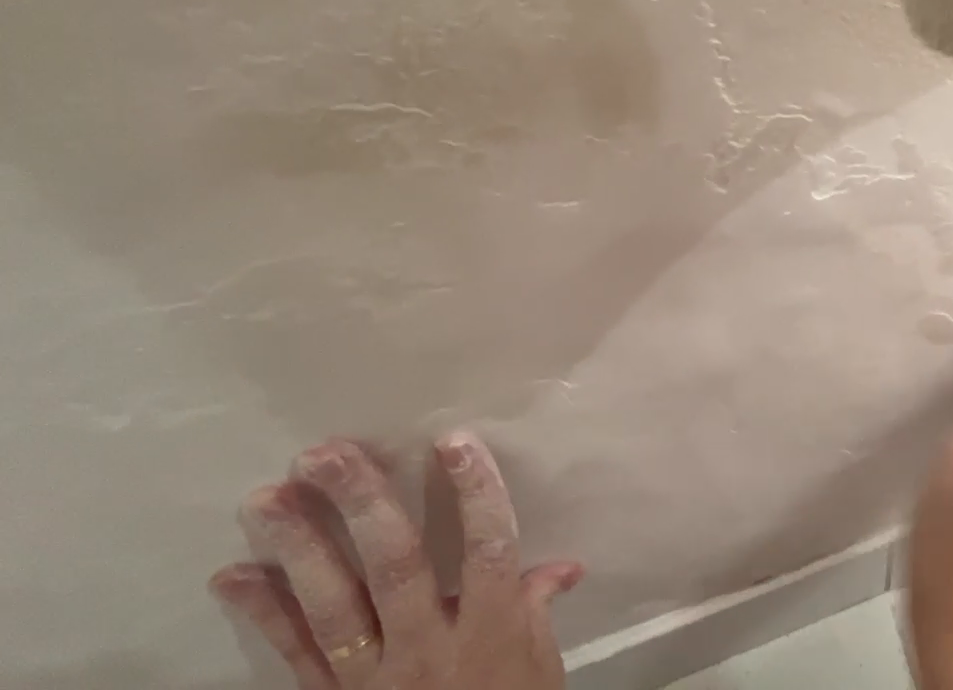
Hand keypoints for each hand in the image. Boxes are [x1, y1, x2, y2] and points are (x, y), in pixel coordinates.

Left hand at [209, 432, 582, 689]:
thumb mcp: (538, 667)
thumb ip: (536, 611)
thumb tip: (563, 566)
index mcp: (489, 627)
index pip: (488, 546)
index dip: (475, 492)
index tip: (453, 442)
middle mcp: (428, 644)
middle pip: (395, 566)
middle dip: (361, 505)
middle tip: (325, 454)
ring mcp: (373, 674)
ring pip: (332, 604)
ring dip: (298, 548)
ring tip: (267, 497)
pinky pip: (295, 654)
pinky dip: (263, 614)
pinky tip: (233, 574)